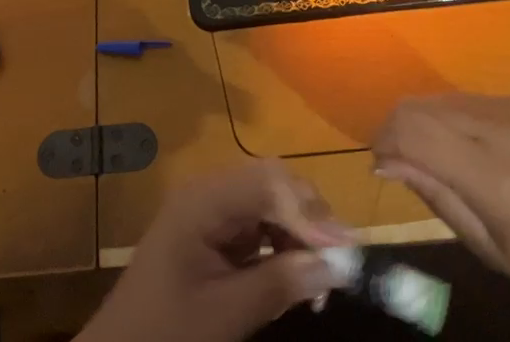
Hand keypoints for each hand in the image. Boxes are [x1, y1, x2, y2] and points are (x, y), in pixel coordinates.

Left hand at [76, 162, 347, 341]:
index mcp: (202, 199)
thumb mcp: (225, 313)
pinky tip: (301, 274)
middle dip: (311, 217)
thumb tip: (337, 264)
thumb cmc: (165, 330)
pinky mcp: (214, 231)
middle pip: (273, 183)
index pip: (269, 183)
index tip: (344, 251)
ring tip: (325, 274)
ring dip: (302, 231)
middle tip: (343, 260)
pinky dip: (285, 243)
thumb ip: (280, 283)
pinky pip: (260, 223)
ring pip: (272, 202)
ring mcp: (210, 209)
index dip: (310, 212)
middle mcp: (207, 191)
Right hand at [372, 94, 509, 341]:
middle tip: (397, 163)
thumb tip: (384, 161)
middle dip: (395, 130)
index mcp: (492, 172)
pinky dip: (450, 118)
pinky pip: (469, 99)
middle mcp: (502, 126)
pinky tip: (467, 148)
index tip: (381, 168)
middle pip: (418, 106)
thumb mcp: (486, 245)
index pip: (410, 130)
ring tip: (431, 158)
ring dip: (422, 122)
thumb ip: (434, 194)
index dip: (382, 143)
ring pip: (440, 98)